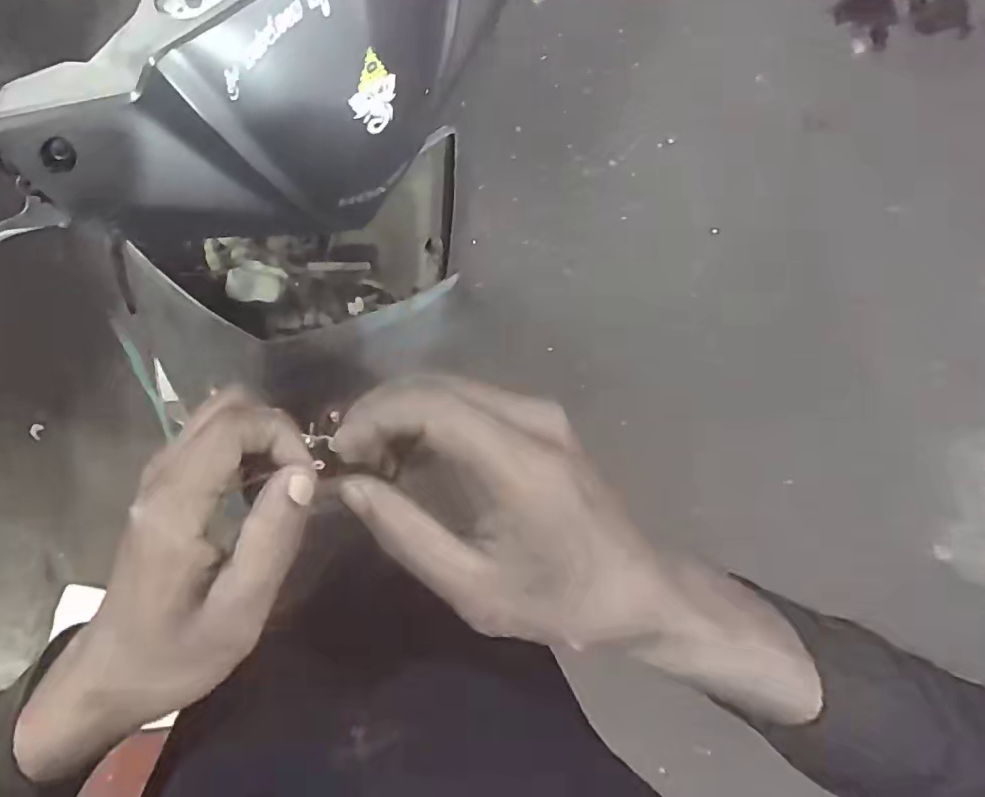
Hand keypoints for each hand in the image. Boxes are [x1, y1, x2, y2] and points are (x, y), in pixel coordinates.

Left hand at [13, 389, 316, 779]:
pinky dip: (243, 445)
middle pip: (225, 406)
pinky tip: (257, 488)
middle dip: (273, 428)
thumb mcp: (237, 615)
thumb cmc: (174, 654)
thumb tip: (302, 474)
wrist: (112, 671)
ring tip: (283, 482)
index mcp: (175, 502)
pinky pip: (208, 437)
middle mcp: (161, 473)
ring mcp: (157, 473)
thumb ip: (271, 540)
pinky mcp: (161, 482)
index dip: (280, 435)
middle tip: (299, 477)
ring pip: (215, 415)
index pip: (232, 425)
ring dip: (259, 434)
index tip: (307, 479)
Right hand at [334, 377, 821, 723]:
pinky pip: (462, 397)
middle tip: (347, 454)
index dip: (374, 416)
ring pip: (442, 384)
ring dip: (397, 411)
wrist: (644, 590)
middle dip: (377, 410)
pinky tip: (408, 453)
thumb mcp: (474, 590)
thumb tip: (350, 485)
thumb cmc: (561, 601)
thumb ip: (406, 534)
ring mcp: (536, 409)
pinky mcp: (535, 413)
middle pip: (431, 384)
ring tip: (371, 457)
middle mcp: (530, 418)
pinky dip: (422, 415)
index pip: (430, 405)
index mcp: (520, 463)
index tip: (341, 450)